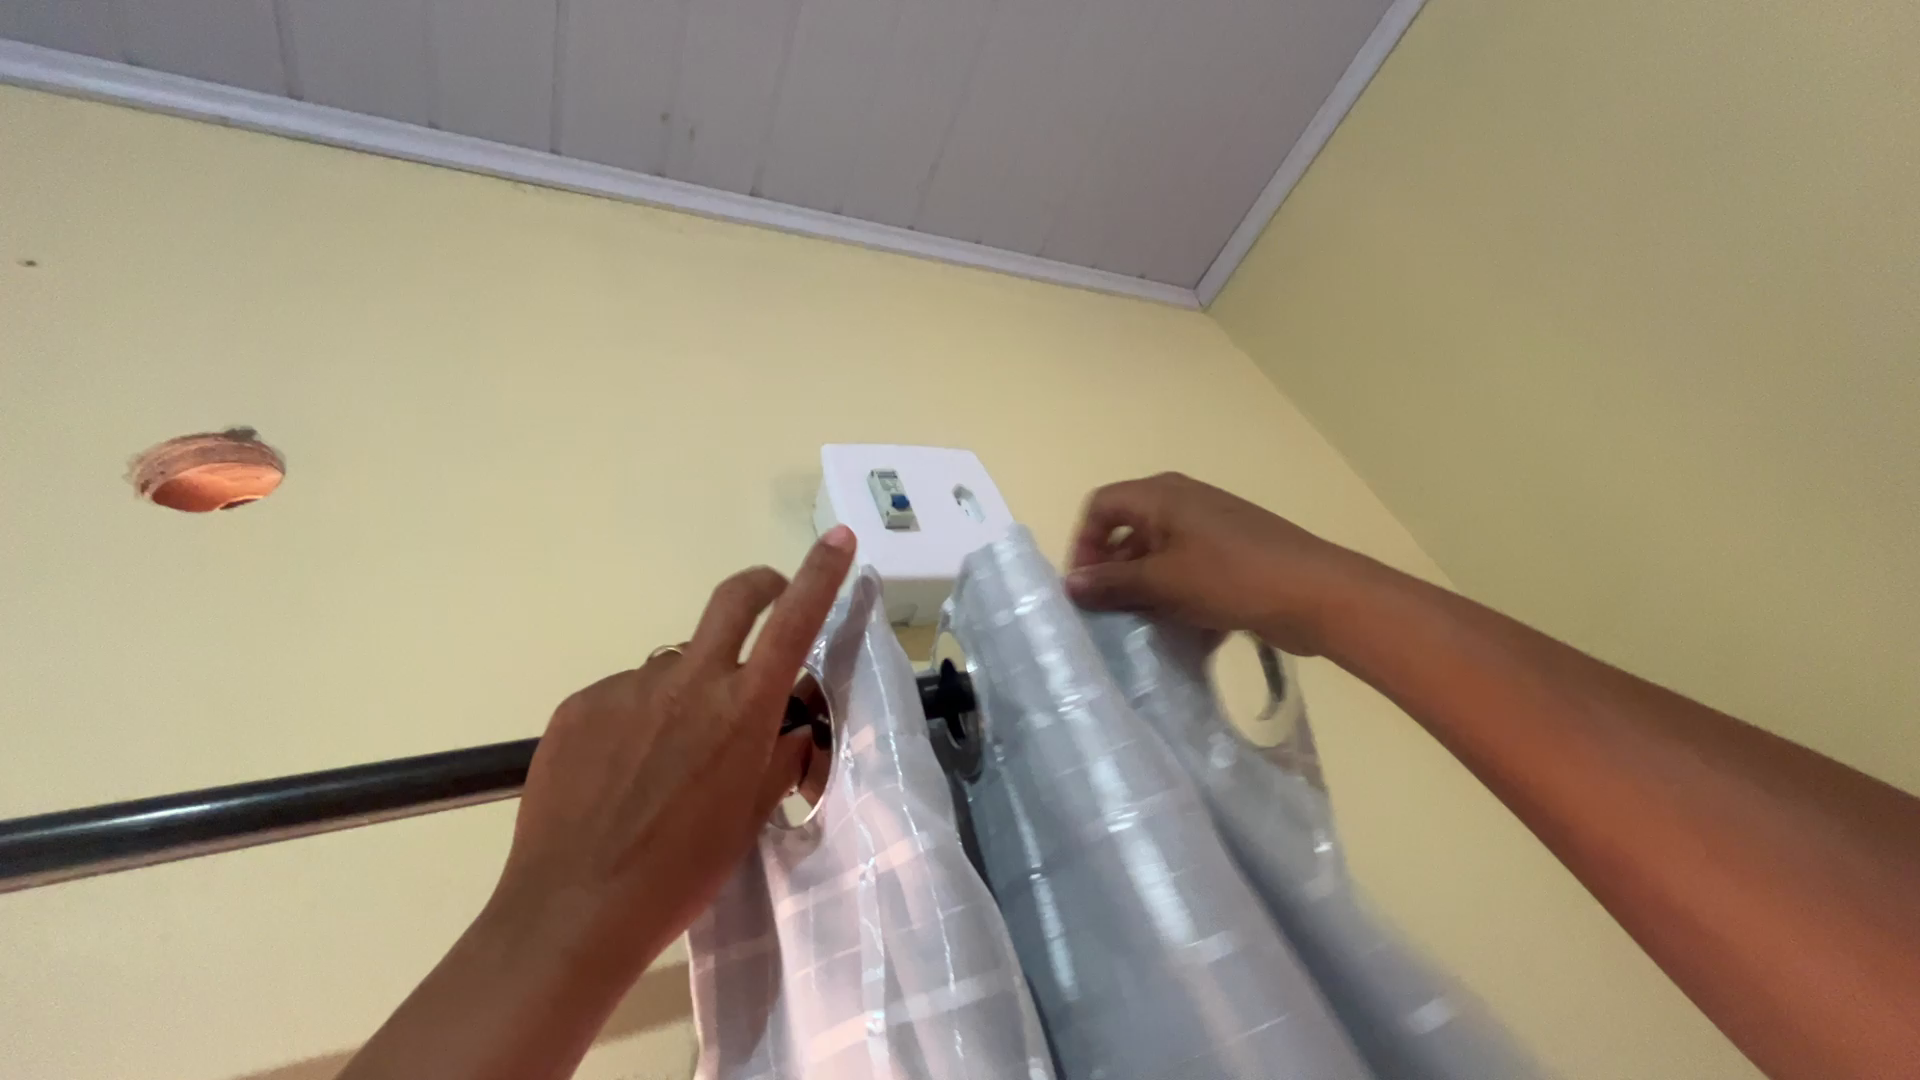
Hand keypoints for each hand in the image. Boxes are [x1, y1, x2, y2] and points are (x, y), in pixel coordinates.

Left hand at [487, 526, 857, 977]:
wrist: (573, 911)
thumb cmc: (683, 871)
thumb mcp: (750, 817)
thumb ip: (778, 758)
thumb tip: (790, 728)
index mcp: (743, 709)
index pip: (795, 622)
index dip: (821, 574)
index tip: (838, 538)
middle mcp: (690, 681)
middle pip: (732, 598)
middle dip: (761, 584)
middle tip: (769, 595)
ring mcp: (629, 687)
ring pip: (673, 664)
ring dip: (685, 689)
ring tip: (662, 757)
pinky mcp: (581, 703)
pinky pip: (624, 695)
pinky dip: (635, 718)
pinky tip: (618, 772)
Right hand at [1064, 473, 1376, 655]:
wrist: (1318, 594)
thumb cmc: (1232, 577)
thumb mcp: (1162, 581)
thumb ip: (1111, 582)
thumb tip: (1069, 584)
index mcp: (1161, 495)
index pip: (1101, 507)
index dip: (1084, 544)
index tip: (1084, 588)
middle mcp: (1182, 503)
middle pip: (1128, 531)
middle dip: (1113, 572)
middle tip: (1107, 612)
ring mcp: (1209, 529)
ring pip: (1157, 556)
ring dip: (1143, 589)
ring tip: (1140, 625)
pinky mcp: (1230, 556)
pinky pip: (1185, 571)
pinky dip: (1174, 596)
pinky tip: (1179, 629)